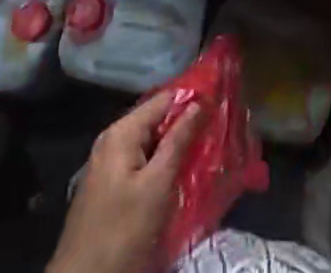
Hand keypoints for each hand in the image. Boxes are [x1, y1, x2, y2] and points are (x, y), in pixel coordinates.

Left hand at [48, 92, 203, 272]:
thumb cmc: (123, 231)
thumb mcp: (157, 184)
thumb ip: (179, 140)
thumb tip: (200, 103)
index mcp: (121, 132)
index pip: (165, 99)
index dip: (193, 100)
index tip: (221, 106)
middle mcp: (112, 140)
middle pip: (157, 120)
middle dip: (186, 125)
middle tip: (218, 131)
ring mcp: (109, 164)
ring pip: (152, 143)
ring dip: (177, 147)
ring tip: (208, 150)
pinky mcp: (110, 187)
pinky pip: (143, 162)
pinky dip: (162, 164)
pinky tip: (182, 174)